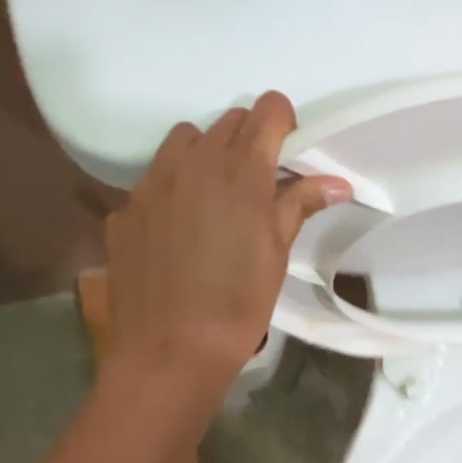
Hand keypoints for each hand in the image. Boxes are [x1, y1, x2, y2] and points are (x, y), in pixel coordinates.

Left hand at [102, 91, 350, 381]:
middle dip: (248, 142)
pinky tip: (179, 236)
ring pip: (184, 142)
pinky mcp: (125, 209)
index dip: (283, 125)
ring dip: (206, 156)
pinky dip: (173, 193)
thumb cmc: (237, 307)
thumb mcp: (276, 256)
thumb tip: (336, 182)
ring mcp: (152, 183)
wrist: (169, 351)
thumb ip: (298, 207)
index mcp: (240, 172)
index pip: (267, 111)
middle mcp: (192, 162)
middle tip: (260, 187)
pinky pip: (154, 181)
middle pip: (228, 122)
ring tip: (215, 202)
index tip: (289, 153)